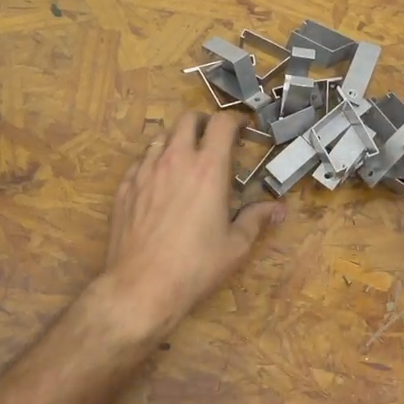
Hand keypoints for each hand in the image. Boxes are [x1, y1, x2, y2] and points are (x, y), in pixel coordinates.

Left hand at [93, 110, 284, 338]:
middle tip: (214, 139)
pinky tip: (159, 183)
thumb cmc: (195, 266)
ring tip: (186, 159)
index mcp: (208, 168)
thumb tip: (278, 209)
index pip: (222, 123)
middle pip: (188, 119)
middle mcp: (175, 160)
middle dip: (204, 122)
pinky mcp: (125, 186)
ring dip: (177, 140)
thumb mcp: (235, 246)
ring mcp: (145, 170)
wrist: (141, 285)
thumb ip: (256, 220)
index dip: (235, 119)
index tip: (242, 127)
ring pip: (161, 137)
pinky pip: (141, 161)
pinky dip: (154, 162)